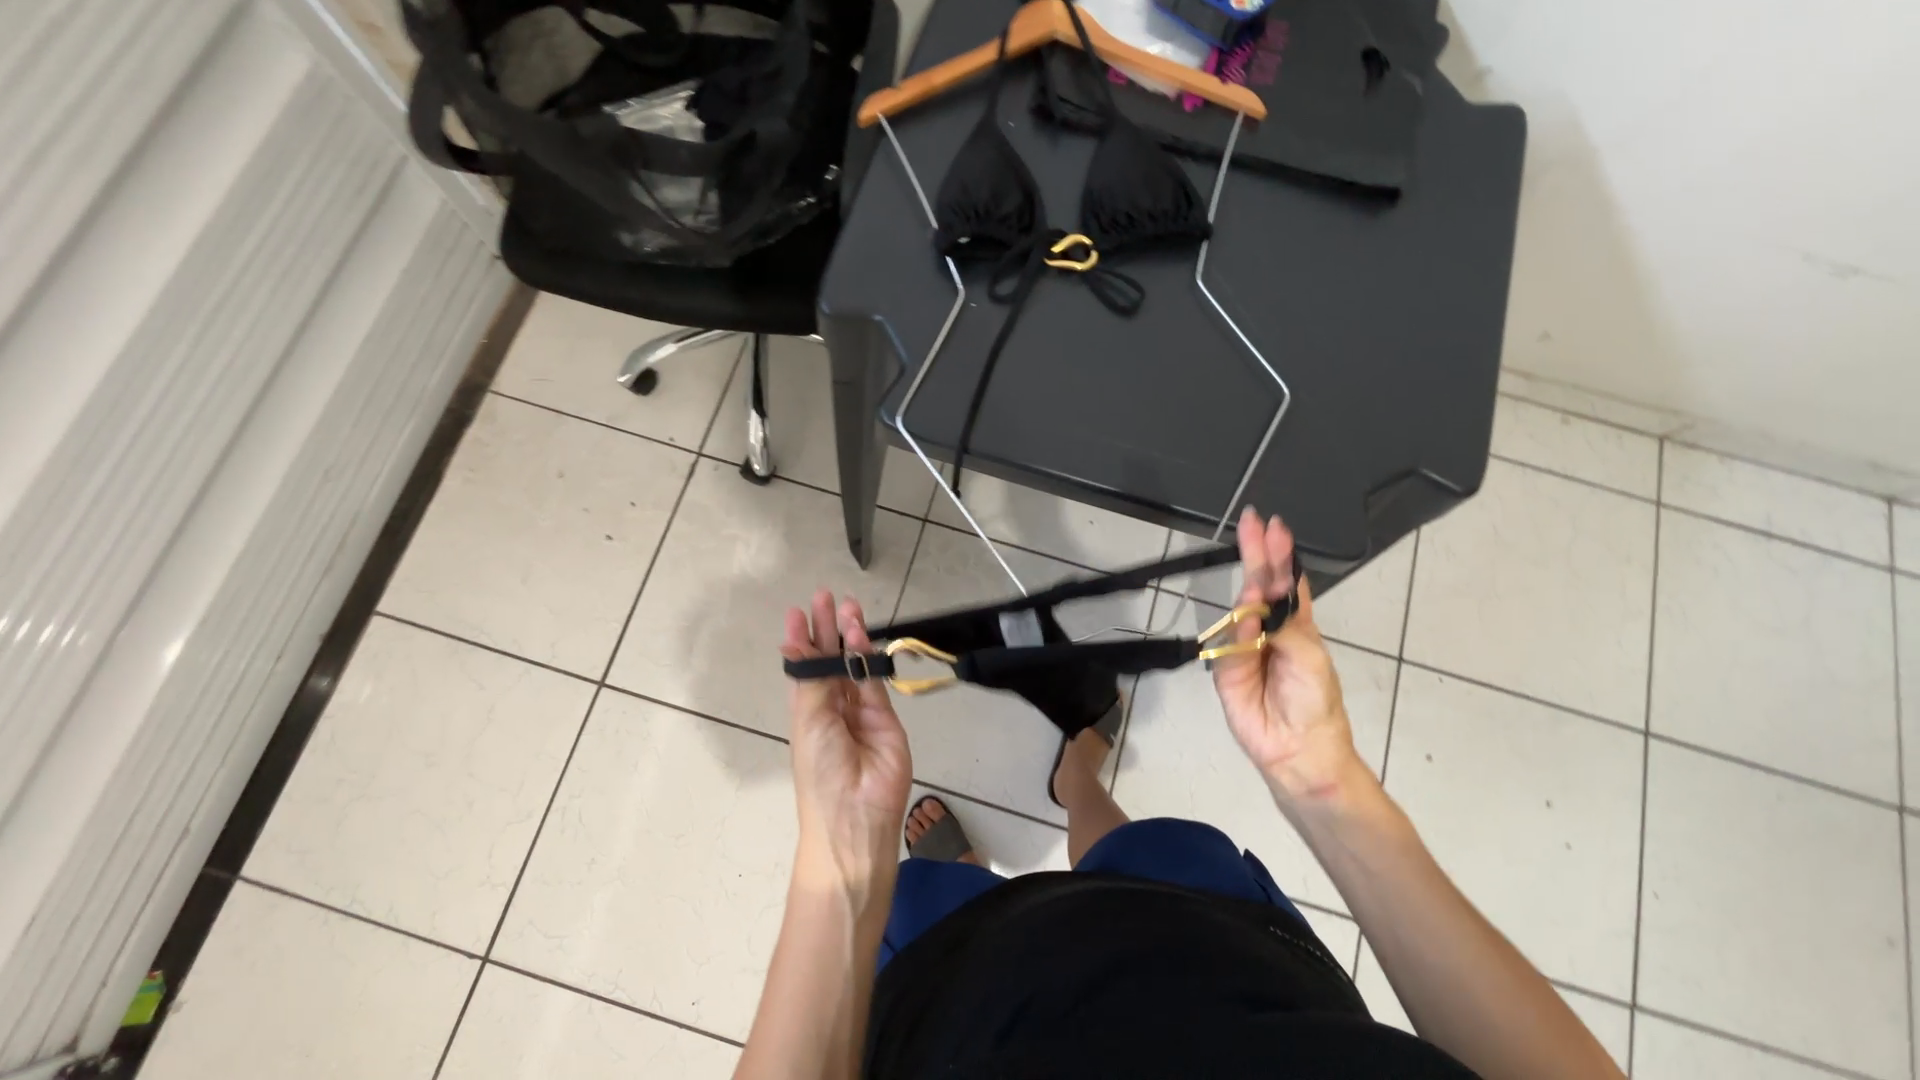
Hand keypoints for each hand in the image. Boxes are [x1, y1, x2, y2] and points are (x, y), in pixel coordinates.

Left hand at [781, 591, 912, 891]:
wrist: (855, 815)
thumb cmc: (820, 772)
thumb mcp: (809, 723)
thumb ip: (811, 680)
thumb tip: (794, 643)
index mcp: (806, 713)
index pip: (803, 669)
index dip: (801, 641)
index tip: (797, 613)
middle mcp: (832, 708)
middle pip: (829, 661)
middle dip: (826, 630)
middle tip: (825, 597)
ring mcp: (861, 712)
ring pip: (854, 665)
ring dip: (849, 636)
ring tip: (846, 606)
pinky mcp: (886, 716)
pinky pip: (874, 680)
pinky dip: (867, 656)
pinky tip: (859, 633)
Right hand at [1211, 509, 1367, 806]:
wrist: (1298, 749)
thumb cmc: (1316, 703)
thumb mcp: (1311, 656)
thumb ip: (1286, 624)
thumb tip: (1257, 599)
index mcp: (1296, 625)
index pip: (1287, 582)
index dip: (1280, 555)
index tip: (1274, 525)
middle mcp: (1268, 630)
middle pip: (1259, 586)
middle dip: (1257, 554)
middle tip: (1253, 522)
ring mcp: (1244, 647)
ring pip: (1241, 609)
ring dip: (1251, 585)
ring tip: (1259, 567)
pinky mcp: (1225, 668)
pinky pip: (1228, 642)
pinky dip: (1238, 628)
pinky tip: (1249, 616)